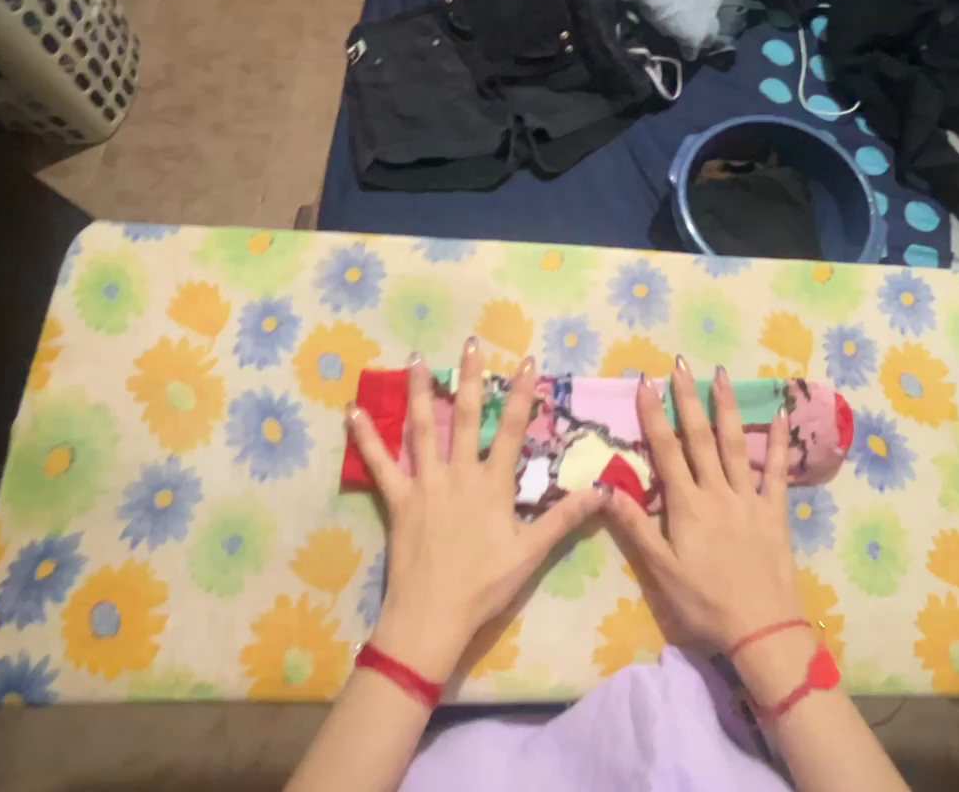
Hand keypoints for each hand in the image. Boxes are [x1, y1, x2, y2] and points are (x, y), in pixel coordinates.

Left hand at [347, 340, 604, 682]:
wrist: (432, 616)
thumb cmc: (484, 585)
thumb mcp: (531, 552)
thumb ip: (565, 517)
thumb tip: (605, 491)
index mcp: (492, 484)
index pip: (512, 430)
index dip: (521, 395)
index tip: (528, 363)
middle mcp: (458, 473)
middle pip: (465, 416)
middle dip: (470, 378)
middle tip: (471, 343)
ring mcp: (425, 483)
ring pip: (421, 428)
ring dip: (419, 392)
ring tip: (417, 359)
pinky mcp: (397, 499)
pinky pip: (379, 463)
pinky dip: (366, 436)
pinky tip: (353, 411)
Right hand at [601, 357, 805, 654]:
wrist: (762, 627)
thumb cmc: (705, 601)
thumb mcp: (661, 570)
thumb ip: (636, 527)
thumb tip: (605, 489)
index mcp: (687, 505)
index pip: (666, 451)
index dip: (654, 415)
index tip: (645, 383)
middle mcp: (717, 492)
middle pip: (700, 438)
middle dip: (687, 398)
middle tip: (680, 364)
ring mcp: (749, 498)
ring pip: (735, 444)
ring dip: (726, 407)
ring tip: (721, 374)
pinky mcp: (774, 510)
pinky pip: (777, 471)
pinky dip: (777, 442)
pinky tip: (779, 415)